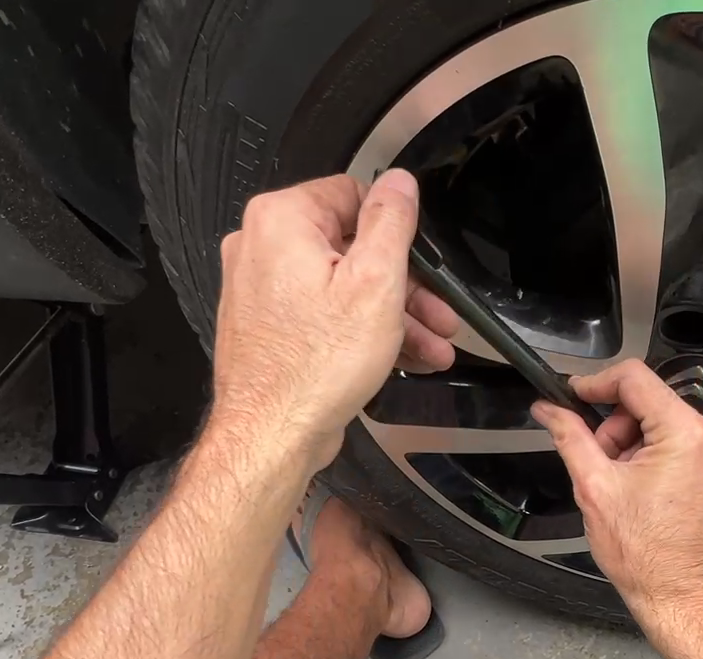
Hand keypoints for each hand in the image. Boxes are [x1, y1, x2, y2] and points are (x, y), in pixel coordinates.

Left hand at [208, 171, 460, 471]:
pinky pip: (326, 316)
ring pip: (342, 287)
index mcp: (283, 222)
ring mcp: (262, 290)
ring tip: (431, 347)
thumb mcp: (375, 284)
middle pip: (352, 248)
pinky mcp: (270, 326)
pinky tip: (400, 357)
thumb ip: (390, 224)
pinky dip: (362, 331)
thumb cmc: (316, 366)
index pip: (352, 195)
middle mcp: (262, 248)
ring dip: (393, 316)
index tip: (424, 263)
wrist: (273, 431)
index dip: (397, 230)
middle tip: (440, 315)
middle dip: (405, 287)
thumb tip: (399, 183)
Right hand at [531, 360, 702, 624]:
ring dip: (631, 442)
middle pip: (648, 400)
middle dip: (615, 427)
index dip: (597, 383)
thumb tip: (548, 408)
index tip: (573, 396)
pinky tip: (638, 485)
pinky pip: (676, 440)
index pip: (635, 378)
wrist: (673, 591)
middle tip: (599, 462)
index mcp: (686, 434)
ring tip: (620, 482)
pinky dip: (650, 453)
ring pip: (660, 420)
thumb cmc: (642, 552)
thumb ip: (569, 435)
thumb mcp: (594, 486)